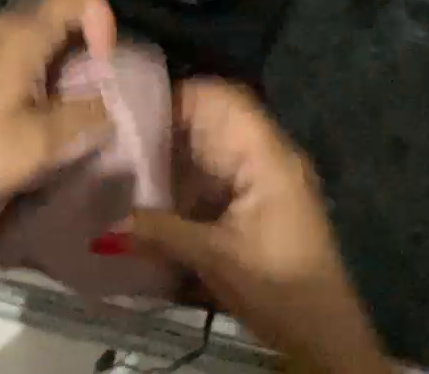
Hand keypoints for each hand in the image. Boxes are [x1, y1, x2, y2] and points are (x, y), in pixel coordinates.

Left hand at [0, 0, 117, 215]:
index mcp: (25, 31)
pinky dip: (43, 73)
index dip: (103, 20)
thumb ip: (85, 117)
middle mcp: (7, 24)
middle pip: (64, 11)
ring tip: (67, 111)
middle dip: (89, 49)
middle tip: (92, 97)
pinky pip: (24, 50)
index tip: (102, 68)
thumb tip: (109, 103)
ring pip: (45, 34)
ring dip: (67, 65)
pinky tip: (36, 115)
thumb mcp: (37, 143)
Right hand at [124, 80, 385, 373]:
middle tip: (123, 127)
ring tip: (130, 150)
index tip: (134, 104)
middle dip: (171, 120)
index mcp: (267, 153)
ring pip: (215, 141)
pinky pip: (220, 165)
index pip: (222, 98)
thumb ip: (160, 233)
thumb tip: (103, 228)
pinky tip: (157, 181)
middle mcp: (269, 152)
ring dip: (178, 144)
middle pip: (216, 115)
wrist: (325, 333)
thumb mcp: (216, 258)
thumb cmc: (279, 287)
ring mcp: (266, 172)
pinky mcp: (260, 194)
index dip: (180, 95)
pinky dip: (190, 168)